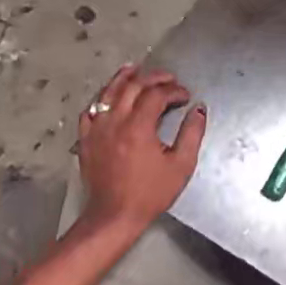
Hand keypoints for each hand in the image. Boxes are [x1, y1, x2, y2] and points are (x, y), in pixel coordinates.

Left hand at [76, 65, 207, 231]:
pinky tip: (108, 97)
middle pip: (132, 86)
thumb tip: (199, 110)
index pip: (157, 95)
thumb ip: (192, 134)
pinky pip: (91, 110)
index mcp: (138, 127)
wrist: (114, 216)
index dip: (174, 90)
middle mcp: (115, 122)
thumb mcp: (181, 165)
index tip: (186, 96)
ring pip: (108, 92)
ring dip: (123, 78)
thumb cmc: (151, 193)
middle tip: (169, 78)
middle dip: (153, 78)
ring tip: (135, 68)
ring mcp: (97, 129)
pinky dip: (102, 98)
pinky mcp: (86, 139)